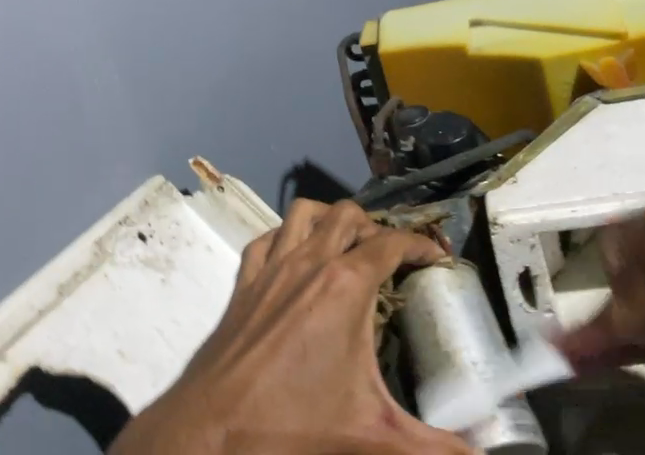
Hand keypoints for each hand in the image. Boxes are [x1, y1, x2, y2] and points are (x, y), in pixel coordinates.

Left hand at [110, 199, 474, 454]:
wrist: (208, 433)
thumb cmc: (291, 427)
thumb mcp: (371, 439)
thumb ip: (433, 448)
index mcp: (345, 286)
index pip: (392, 243)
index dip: (420, 244)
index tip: (436, 257)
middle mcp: (309, 263)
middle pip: (348, 216)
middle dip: (376, 228)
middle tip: (392, 259)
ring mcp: (271, 268)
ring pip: (305, 213)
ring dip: (330, 221)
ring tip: (348, 248)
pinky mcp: (243, 284)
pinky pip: (268, 238)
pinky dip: (287, 237)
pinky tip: (296, 261)